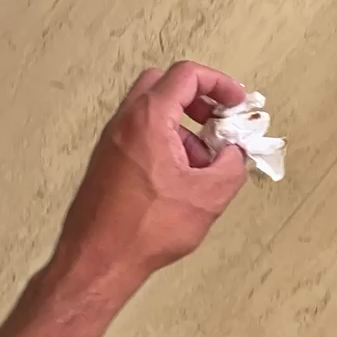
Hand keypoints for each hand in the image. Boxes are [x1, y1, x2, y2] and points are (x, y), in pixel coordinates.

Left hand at [54, 62, 249, 284]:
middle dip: (198, 98)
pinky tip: (181, 178)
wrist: (98, 260)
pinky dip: (166, 141)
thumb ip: (231, 165)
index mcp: (149, 119)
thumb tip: (235, 153)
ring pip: (152, 110)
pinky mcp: (107, 161)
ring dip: (183, 124)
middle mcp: (125, 122)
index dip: (219, 83)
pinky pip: (141, 134)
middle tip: (219, 122)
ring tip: (204, 161)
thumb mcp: (208, 197)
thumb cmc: (145, 230)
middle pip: (164, 84)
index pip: (187, 75)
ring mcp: (111, 141)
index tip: (237, 103)